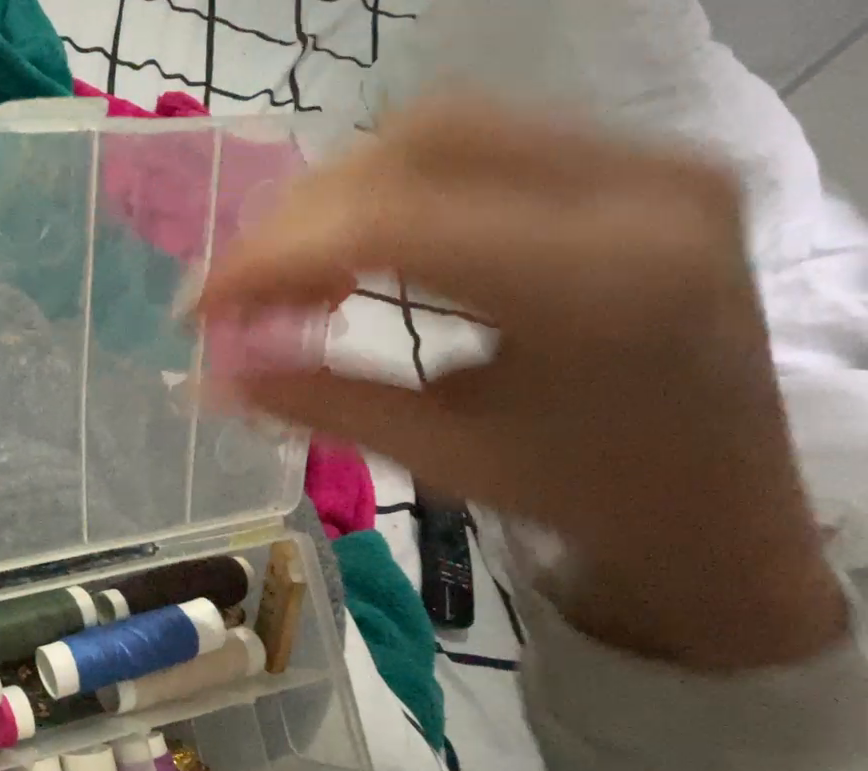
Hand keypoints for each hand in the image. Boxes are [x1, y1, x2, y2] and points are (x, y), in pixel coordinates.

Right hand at [199, 98, 847, 668]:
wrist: (718, 495)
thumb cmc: (584, 496)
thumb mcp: (440, 459)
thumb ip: (316, 404)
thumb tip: (202, 379)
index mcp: (599, 286)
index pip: (392, 225)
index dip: (270, 258)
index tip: (196, 309)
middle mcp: (637, 188)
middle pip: (414, 146)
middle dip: (295, 221)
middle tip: (235, 296)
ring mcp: (645, 159)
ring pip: (440, 130)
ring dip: (335, 200)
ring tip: (288, 279)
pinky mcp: (630, 161)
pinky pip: (476, 143)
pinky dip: (384, 193)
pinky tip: (350, 253)